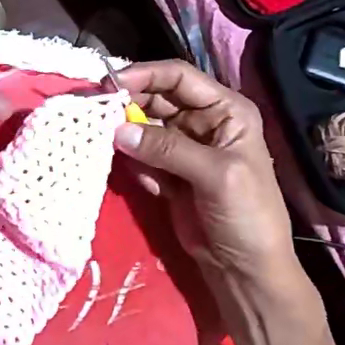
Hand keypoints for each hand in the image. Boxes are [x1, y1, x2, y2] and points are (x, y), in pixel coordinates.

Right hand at [111, 60, 297, 287]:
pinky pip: (141, 155)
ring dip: (126, 134)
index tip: (109, 83)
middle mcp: (204, 121)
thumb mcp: (215, 175)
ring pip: (144, 126)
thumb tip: (117, 130)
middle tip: (96, 112)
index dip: (145, 74)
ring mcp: (184, 147)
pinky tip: (146, 183)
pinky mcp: (168, 172)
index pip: (179, 77)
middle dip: (128, 103)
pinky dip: (135, 163)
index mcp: (226, 110)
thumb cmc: (247, 215)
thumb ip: (168, 148)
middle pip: (157, 98)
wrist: (247, 270)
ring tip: (108, 144)